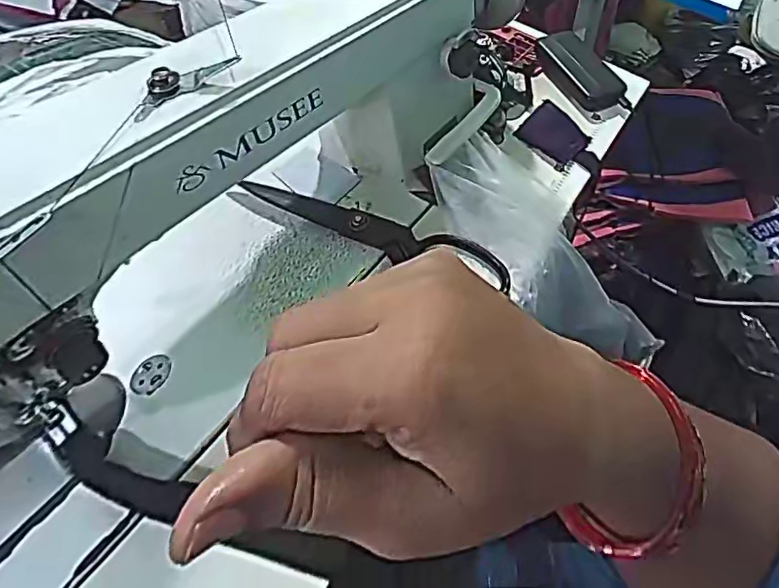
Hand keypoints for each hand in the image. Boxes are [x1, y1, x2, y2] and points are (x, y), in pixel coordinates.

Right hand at [170, 251, 680, 563]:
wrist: (577, 410)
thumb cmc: (509, 471)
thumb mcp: (406, 517)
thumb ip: (303, 497)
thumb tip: (202, 507)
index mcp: (412, 367)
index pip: (274, 389)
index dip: (259, 441)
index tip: (289, 473)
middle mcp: (413, 299)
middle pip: (282, 341)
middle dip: (286, 400)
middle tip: (339, 445)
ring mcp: (420, 270)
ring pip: (308, 316)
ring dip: (316, 367)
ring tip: (371, 407)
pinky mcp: (423, 261)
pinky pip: (345, 298)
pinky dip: (344, 339)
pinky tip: (388, 369)